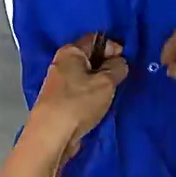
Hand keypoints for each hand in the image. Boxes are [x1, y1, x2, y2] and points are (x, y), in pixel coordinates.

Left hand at [24, 34, 126, 155]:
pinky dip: (91, 96)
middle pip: (90, 58)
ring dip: (100, 84)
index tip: (124, 62)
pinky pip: (80, 92)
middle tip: (121, 79)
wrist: (51, 137)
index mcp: (70, 51)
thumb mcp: (107, 82)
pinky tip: (99, 106)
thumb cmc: (79, 103)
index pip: (96, 39)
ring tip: (111, 94)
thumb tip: (119, 62)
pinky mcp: (58, 102)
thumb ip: (118, 67)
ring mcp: (58, 84)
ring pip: (86, 77)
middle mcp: (61, 64)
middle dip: (107, 67)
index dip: (113, 47)